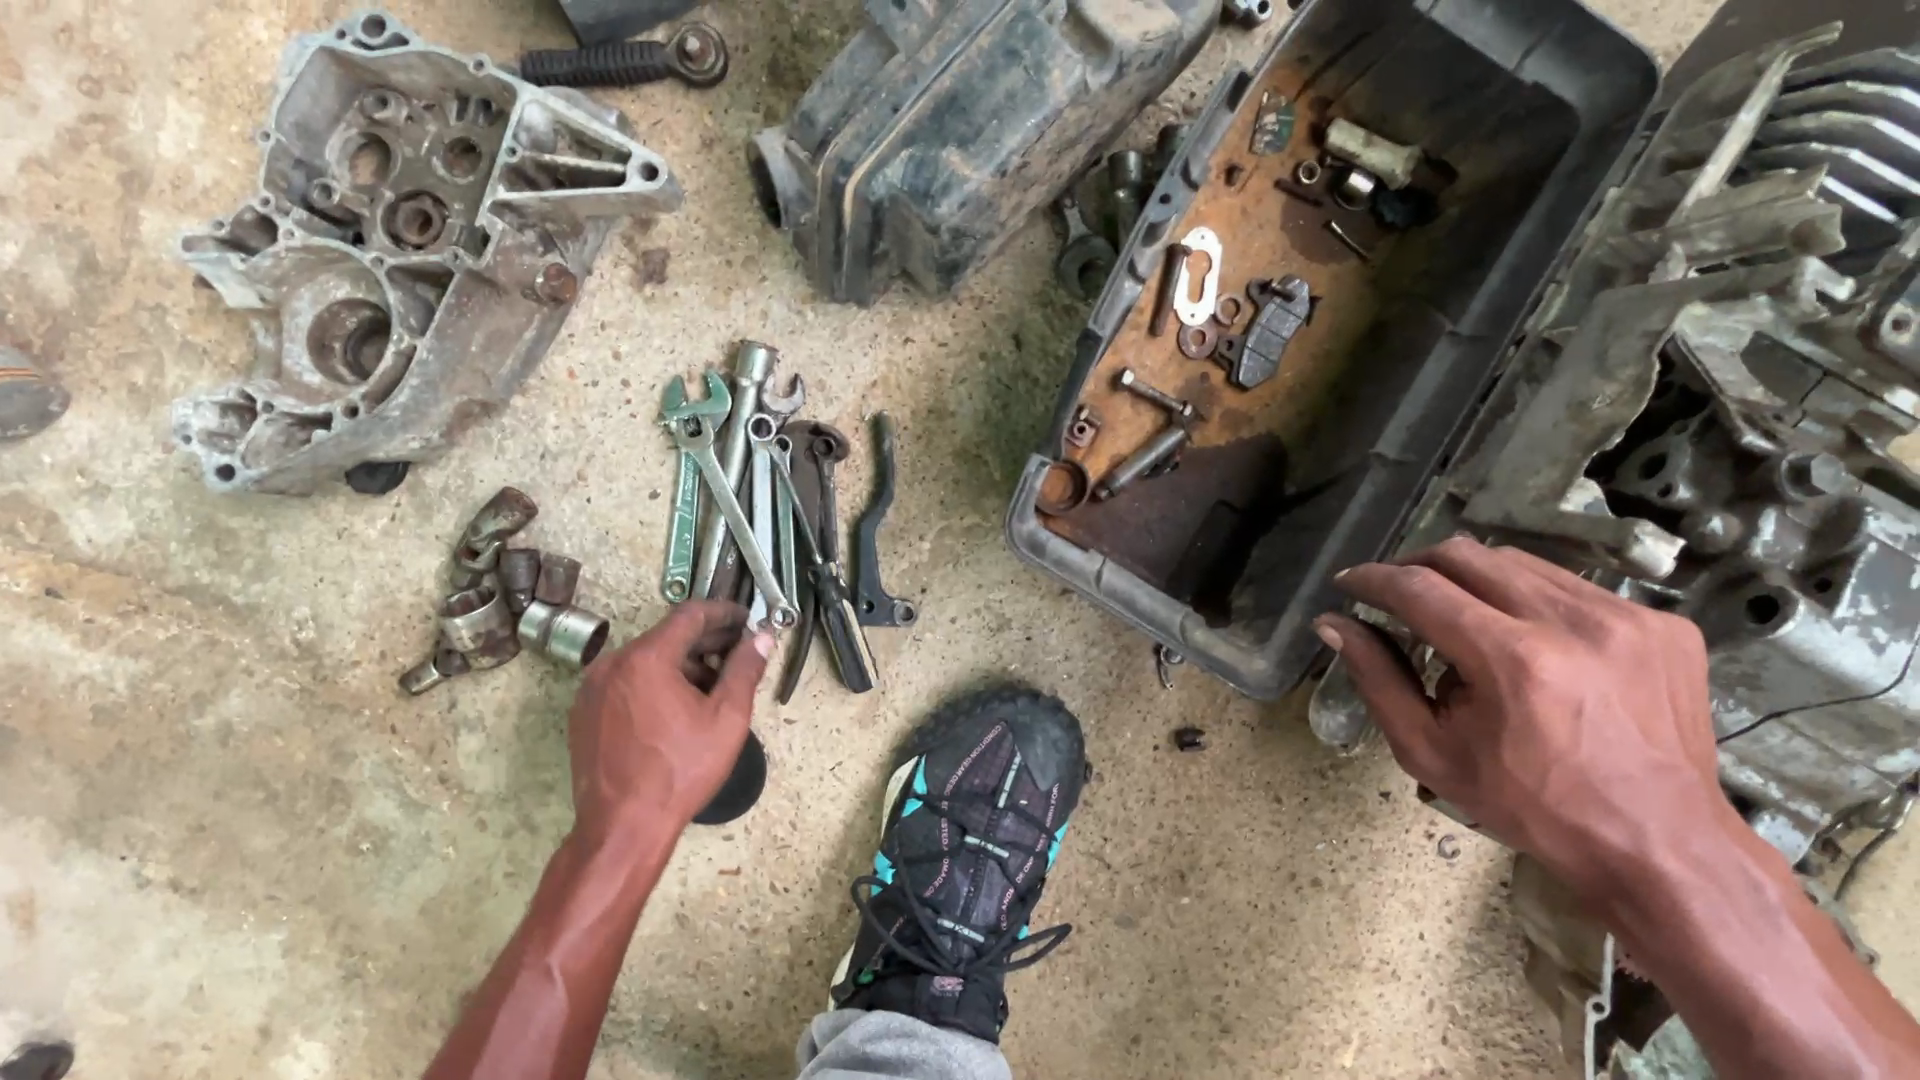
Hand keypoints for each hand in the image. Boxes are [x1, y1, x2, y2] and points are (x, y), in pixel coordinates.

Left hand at [566, 601, 771, 835]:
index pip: (690, 615)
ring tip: (712, 689)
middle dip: (706, 642)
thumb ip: (744, 670)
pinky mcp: (584, 712)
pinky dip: (655, 683)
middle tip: (738, 654)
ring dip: (682, 665)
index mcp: (646, 658)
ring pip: (646, 660)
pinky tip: (677, 710)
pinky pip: (626, 682)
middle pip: (667, 637)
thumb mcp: (726, 719)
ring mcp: (592, 689)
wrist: (623, 827)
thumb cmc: (680, 771)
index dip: (723, 613)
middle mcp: (612, 664)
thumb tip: (761, 638)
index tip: (747, 621)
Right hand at [1314, 538, 1726, 901]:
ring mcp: (1628, 617)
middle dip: (1416, 566)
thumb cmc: (1530, 806)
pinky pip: (1572, 586)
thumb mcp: (1430, 752)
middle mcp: (1573, 622)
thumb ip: (1377, 679)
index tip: (1348, 583)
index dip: (1373, 579)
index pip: (1421, 588)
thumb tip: (1333, 624)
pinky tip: (1527, 640)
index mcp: (1513, 660)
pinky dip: (1529, 600)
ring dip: (1472, 580)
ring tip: (1459, 617)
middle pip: (1467, 555)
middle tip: (1394, 594)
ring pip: (1519, 562)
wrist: (1660, 844)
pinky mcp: (1663, 624)